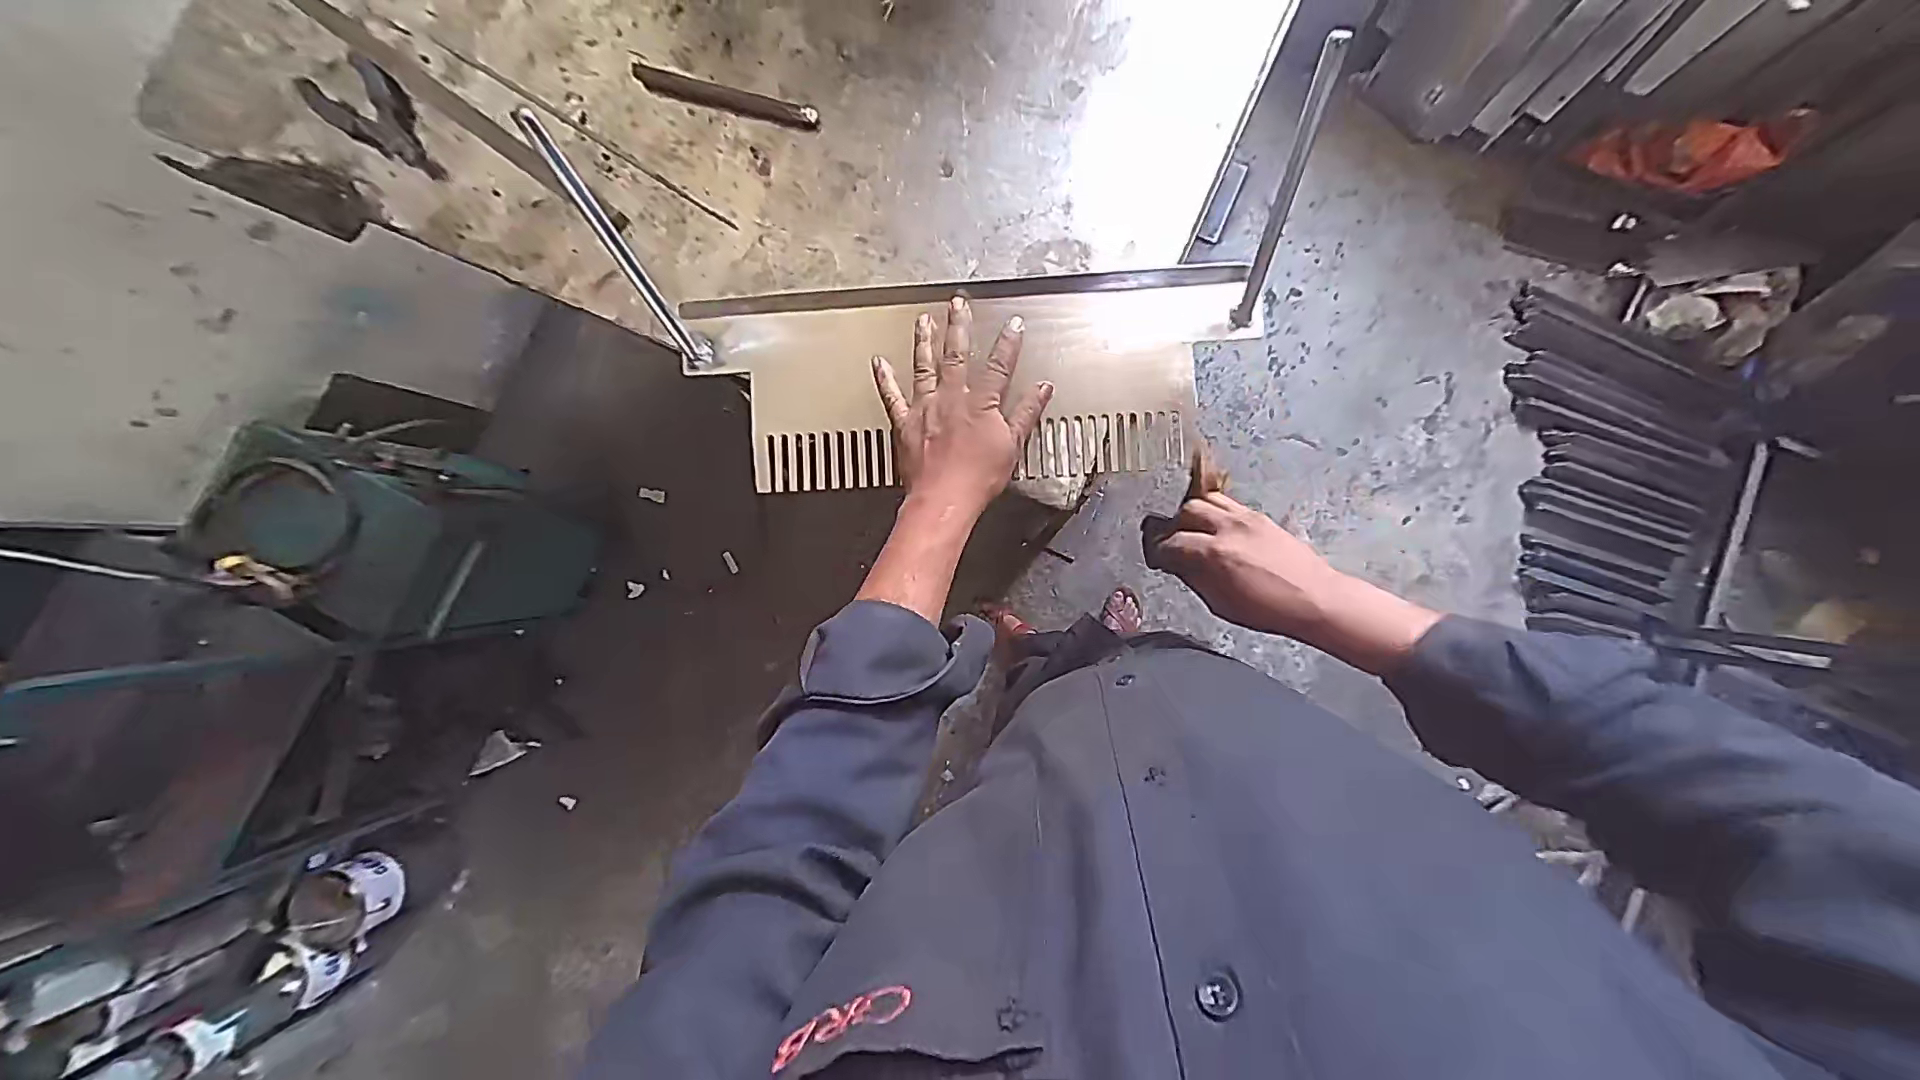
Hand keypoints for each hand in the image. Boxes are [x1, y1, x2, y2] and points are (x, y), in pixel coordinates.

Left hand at [854, 296, 1052, 623]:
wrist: (944, 499)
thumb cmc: (977, 479)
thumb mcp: (1013, 446)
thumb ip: (1027, 413)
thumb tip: (1042, 390)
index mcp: (981, 404)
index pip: (998, 366)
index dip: (1008, 344)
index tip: (1013, 325)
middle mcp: (951, 400)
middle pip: (956, 355)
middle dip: (959, 327)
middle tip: (958, 304)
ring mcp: (925, 410)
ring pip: (924, 367)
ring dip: (924, 342)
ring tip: (924, 321)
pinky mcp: (905, 425)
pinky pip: (892, 397)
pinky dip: (884, 379)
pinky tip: (879, 363)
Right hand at [1156, 492, 1441, 674]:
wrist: (1316, 599)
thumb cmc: (1272, 608)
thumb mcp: (1220, 603)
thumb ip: (1193, 578)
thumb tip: (1176, 565)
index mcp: (1214, 553)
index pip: (1170, 542)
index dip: (1158, 551)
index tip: (1158, 558)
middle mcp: (1228, 528)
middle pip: (1185, 512)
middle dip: (1173, 527)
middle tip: (1172, 542)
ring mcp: (1246, 518)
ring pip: (1205, 500)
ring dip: (1193, 514)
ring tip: (1193, 531)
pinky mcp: (1259, 517)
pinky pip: (1227, 503)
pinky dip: (1214, 512)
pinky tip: (1215, 528)